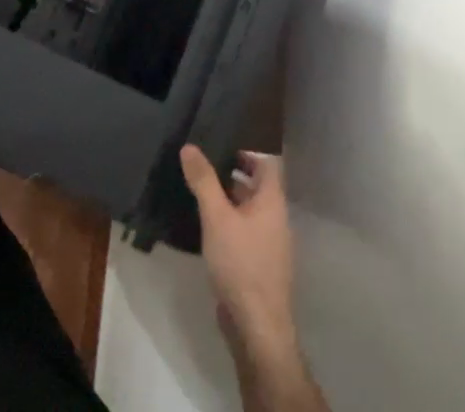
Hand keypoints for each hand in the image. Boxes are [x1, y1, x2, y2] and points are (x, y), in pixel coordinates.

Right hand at [181, 145, 296, 353]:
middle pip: (257, 185)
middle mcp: (275, 218)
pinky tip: (201, 222)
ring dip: (226, 197)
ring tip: (194, 186)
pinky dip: (225, 220)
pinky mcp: (256, 262)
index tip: (219, 141)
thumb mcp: (217, 217)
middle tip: (199, 161)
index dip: (247, 150)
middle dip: (231, 172)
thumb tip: (190, 147)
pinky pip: (242, 229)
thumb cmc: (241, 262)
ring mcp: (267, 242)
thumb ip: (204, 181)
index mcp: (272, 202)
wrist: (256, 323)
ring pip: (248, 209)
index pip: (267, 164)